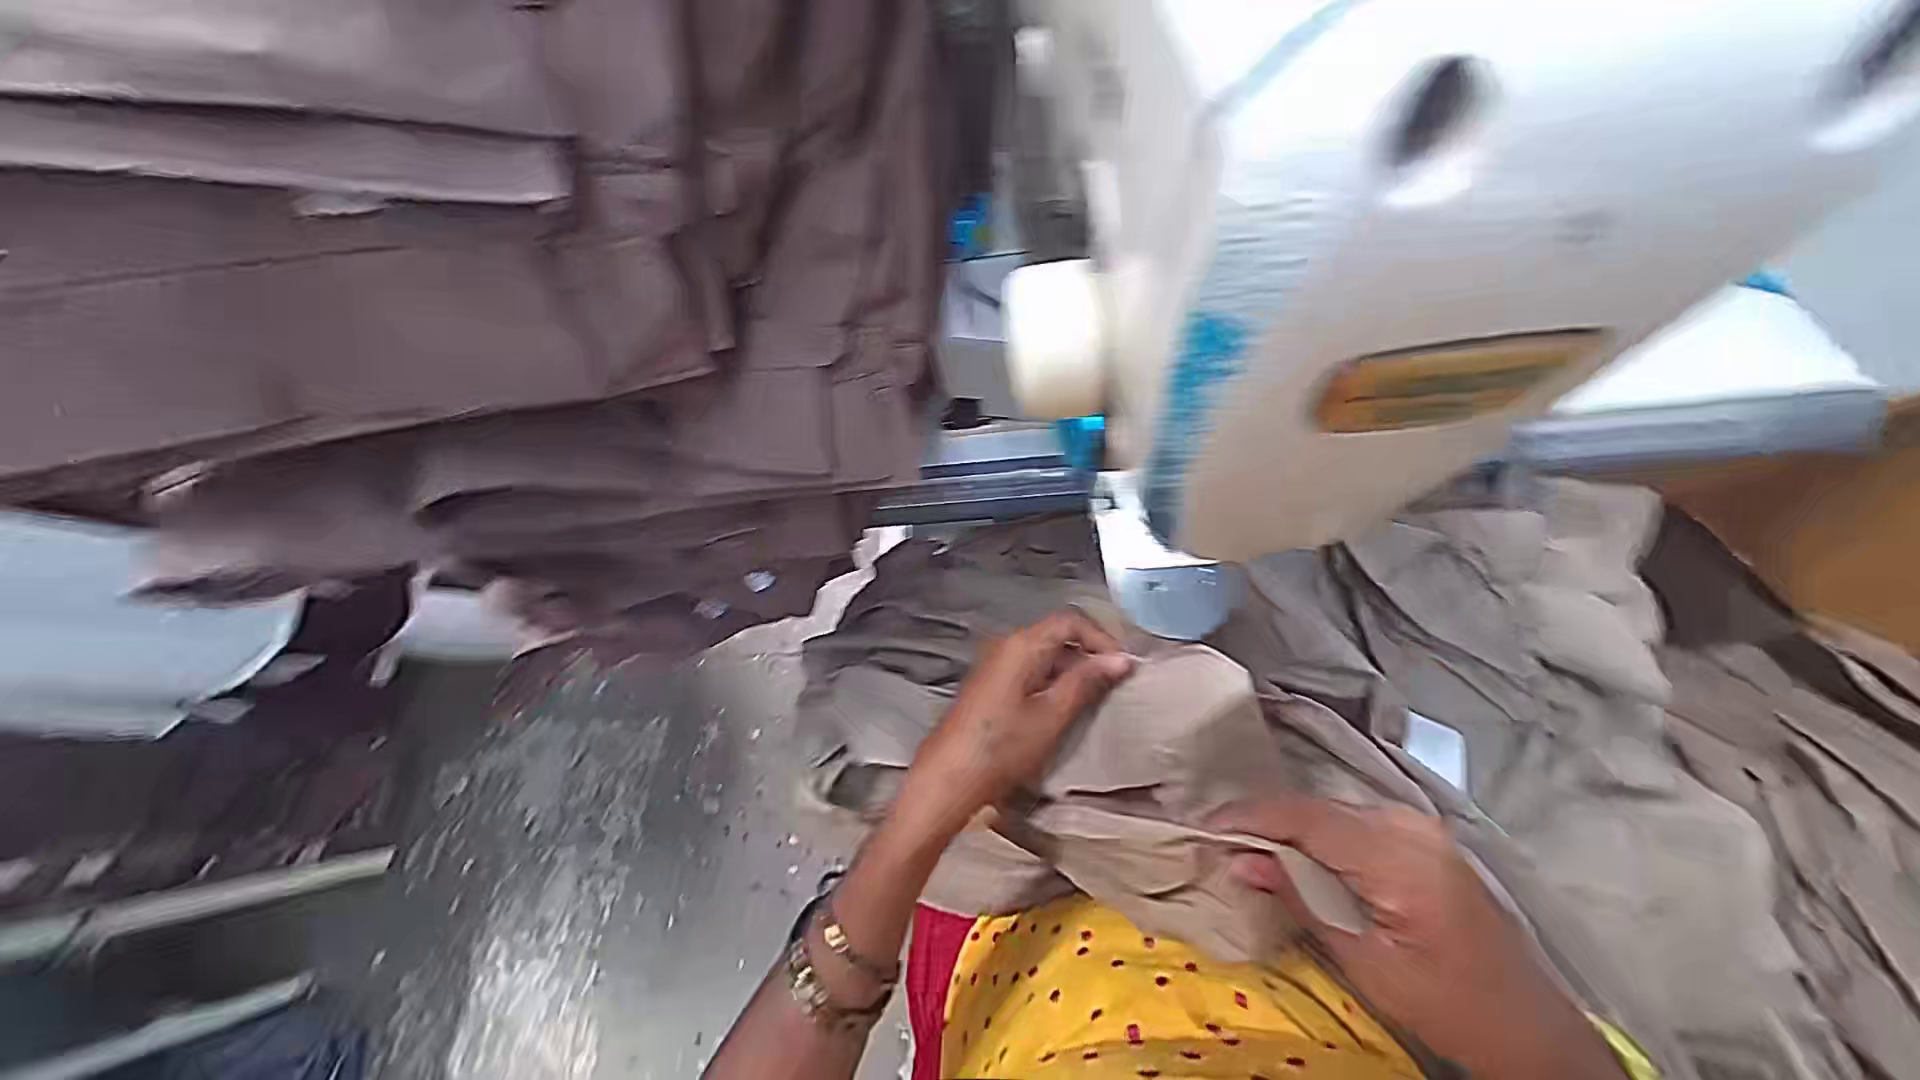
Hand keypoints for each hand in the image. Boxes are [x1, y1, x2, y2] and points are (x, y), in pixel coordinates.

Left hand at [894, 611, 1135, 837]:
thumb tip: (1121, 659)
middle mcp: (1006, 646)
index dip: (1101, 638)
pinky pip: (1029, 670)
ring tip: (1096, 698)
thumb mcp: (1052, 715)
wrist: (949, 776)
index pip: (1070, 621)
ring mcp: (995, 665)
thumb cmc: (1004, 747)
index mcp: (1022, 645)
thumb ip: (1086, 682)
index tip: (1124, 666)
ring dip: (1072, 670)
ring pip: (1043, 654)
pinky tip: (1063, 708)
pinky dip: (1052, 681)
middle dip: (1088, 654)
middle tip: (1115, 684)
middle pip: (1056, 635)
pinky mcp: (990, 685)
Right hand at [1212, 798, 1625, 1079]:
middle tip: (1221, 841)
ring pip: (1331, 810)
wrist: (1533, 1030)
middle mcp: (1412, 828)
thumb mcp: (1368, 965)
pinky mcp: (1421, 835)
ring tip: (1248, 846)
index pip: (1309, 819)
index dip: (1252, 816)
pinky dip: (1316, 833)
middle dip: (1264, 821)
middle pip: (1317, 809)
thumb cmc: (1450, 1008)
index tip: (1206, 826)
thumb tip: (1240, 861)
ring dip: (1288, 826)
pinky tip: (1296, 852)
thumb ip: (1302, 901)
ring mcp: (1420, 827)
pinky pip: (1352, 820)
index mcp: (1403, 862)